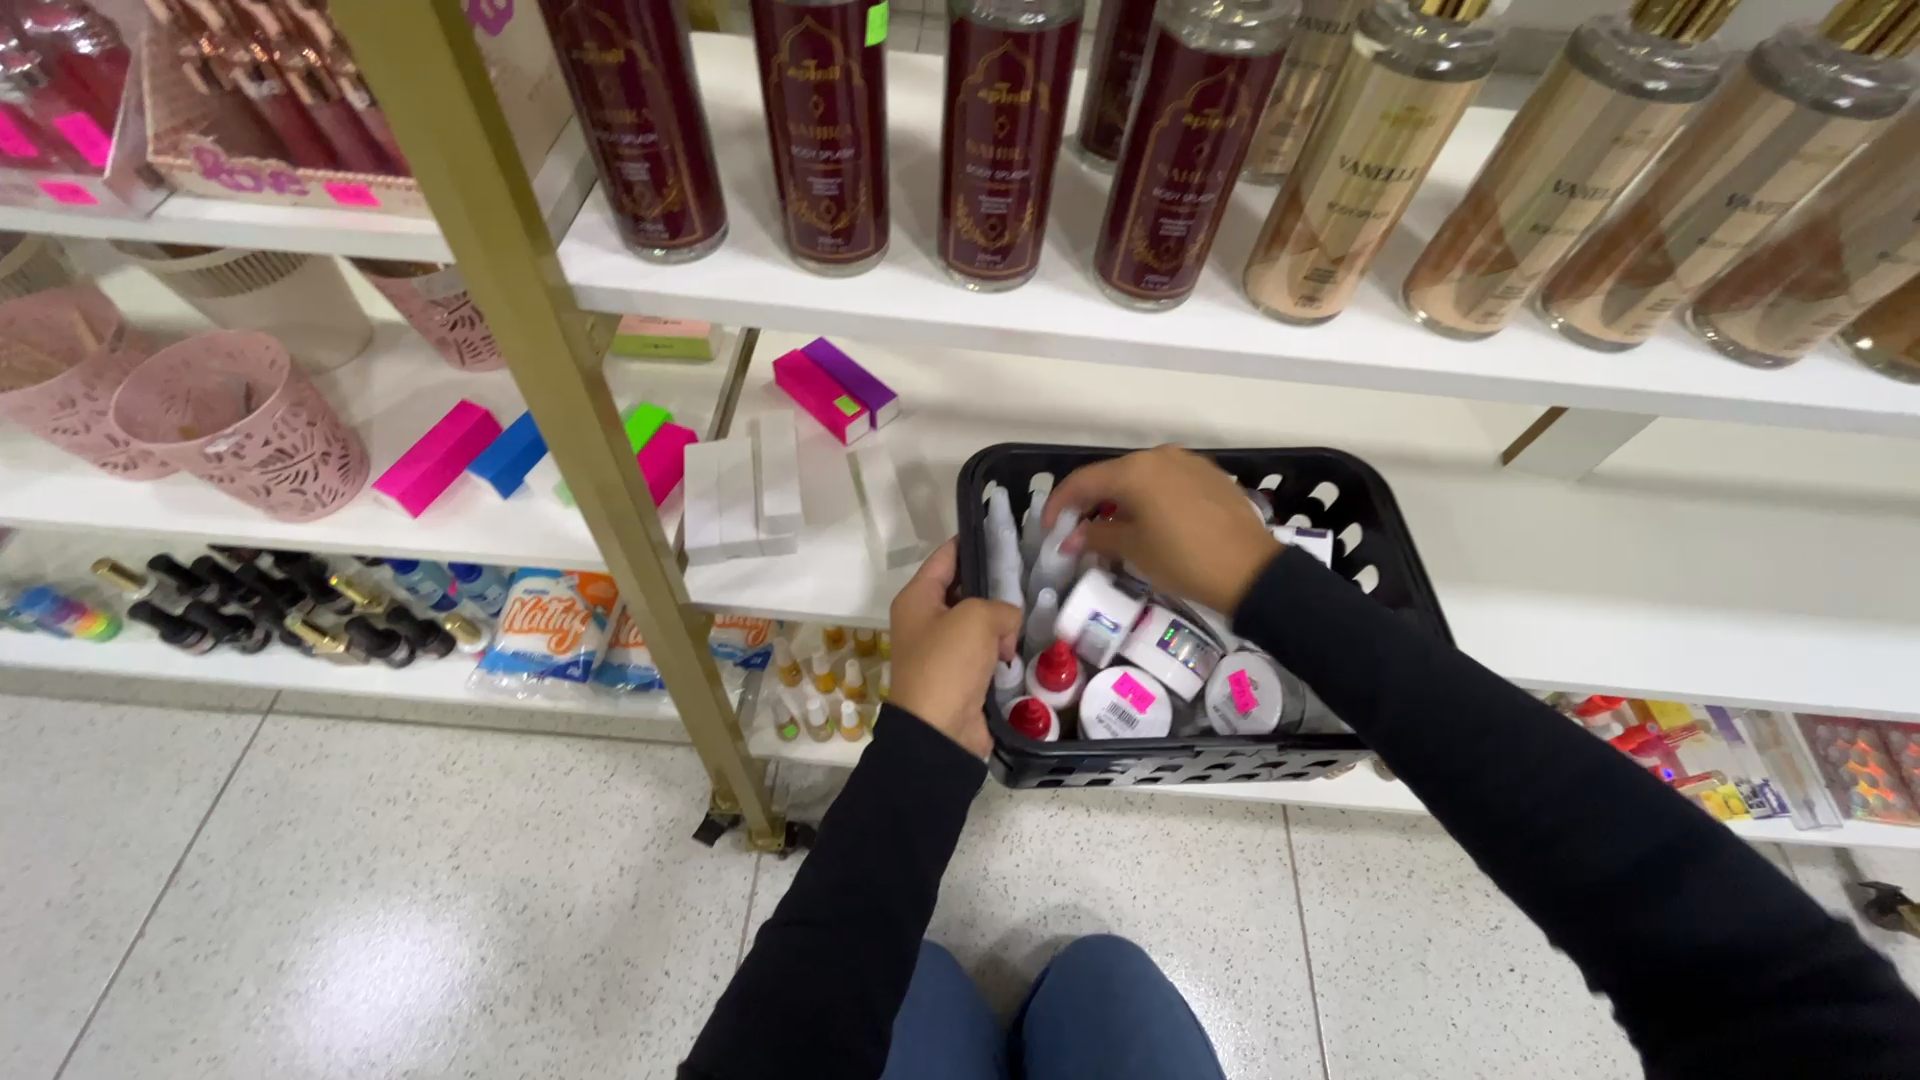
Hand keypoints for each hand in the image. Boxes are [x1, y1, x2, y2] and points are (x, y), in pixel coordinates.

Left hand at [889, 540, 1022, 757]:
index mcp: (917, 598)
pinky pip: (985, 653)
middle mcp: (925, 620)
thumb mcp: (976, 618)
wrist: (939, 732)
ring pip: (979, 623)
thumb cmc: (948, 664)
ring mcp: (942, 651)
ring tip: (1030, 618)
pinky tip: (1022, 648)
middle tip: (1030, 575)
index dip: (973, 541)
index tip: (1004, 532)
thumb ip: (1001, 607)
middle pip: (965, 590)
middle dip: (995, 585)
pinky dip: (1002, 651)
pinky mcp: (960, 677)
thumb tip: (1006, 628)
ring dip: (1002, 624)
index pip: (946, 556)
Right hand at [1044, 445, 1280, 613]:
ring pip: (1141, 477)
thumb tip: (1072, 538)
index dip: (1059, 504)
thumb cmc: (1183, 560)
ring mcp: (1188, 462)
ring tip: (1112, 528)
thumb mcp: (1134, 550)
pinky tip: (1149, 521)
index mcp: (1135, 470)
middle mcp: (1159, 456)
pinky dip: (1149, 498)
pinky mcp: (1210, 475)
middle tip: (1077, 530)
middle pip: (1112, 475)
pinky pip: (1167, 481)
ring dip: (1120, 499)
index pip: (1083, 481)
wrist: (1251, 571)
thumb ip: (1097, 536)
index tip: (1048, 528)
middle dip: (1090, 502)